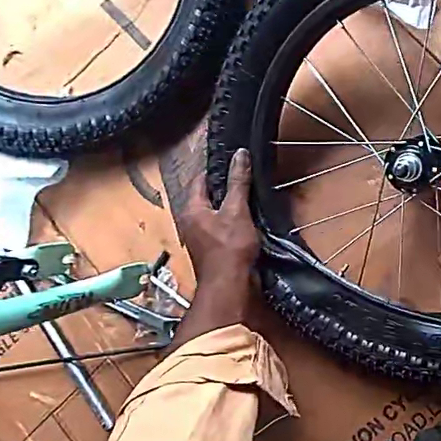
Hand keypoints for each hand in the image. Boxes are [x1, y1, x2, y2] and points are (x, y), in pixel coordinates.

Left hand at [169, 147, 258, 345]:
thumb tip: (240, 154)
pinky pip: (221, 227)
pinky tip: (248, 218)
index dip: (217, 168)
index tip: (234, 159)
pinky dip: (232, 220)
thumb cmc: (230, 247)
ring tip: (250, 194)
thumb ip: (238, 182)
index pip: (200, 179)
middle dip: (225, 186)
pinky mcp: (211, 249)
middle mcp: (190, 221)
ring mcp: (200, 237)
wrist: (229, 286)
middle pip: (207, 196)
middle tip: (245, 175)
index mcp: (191, 209)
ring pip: (215, 212)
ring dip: (230, 205)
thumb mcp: (237, 210)